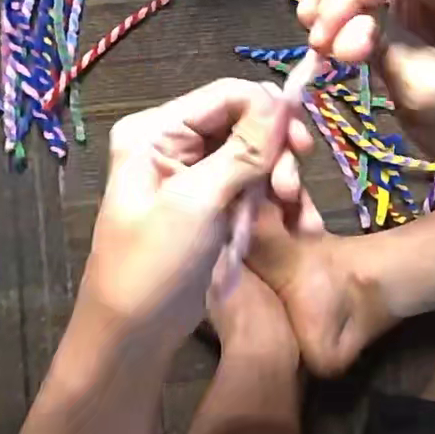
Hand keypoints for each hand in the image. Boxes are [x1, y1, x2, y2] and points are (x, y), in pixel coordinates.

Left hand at [81, 79, 315, 347]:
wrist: (133, 338)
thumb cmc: (153, 266)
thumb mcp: (196, 204)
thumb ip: (242, 150)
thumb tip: (280, 97)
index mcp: (156, 130)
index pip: (225, 94)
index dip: (268, 110)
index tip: (301, 143)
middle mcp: (175, 140)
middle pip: (245, 121)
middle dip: (276, 152)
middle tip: (292, 187)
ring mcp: (196, 170)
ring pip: (257, 152)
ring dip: (283, 179)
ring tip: (297, 215)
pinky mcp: (213, 198)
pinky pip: (255, 182)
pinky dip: (277, 200)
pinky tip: (297, 224)